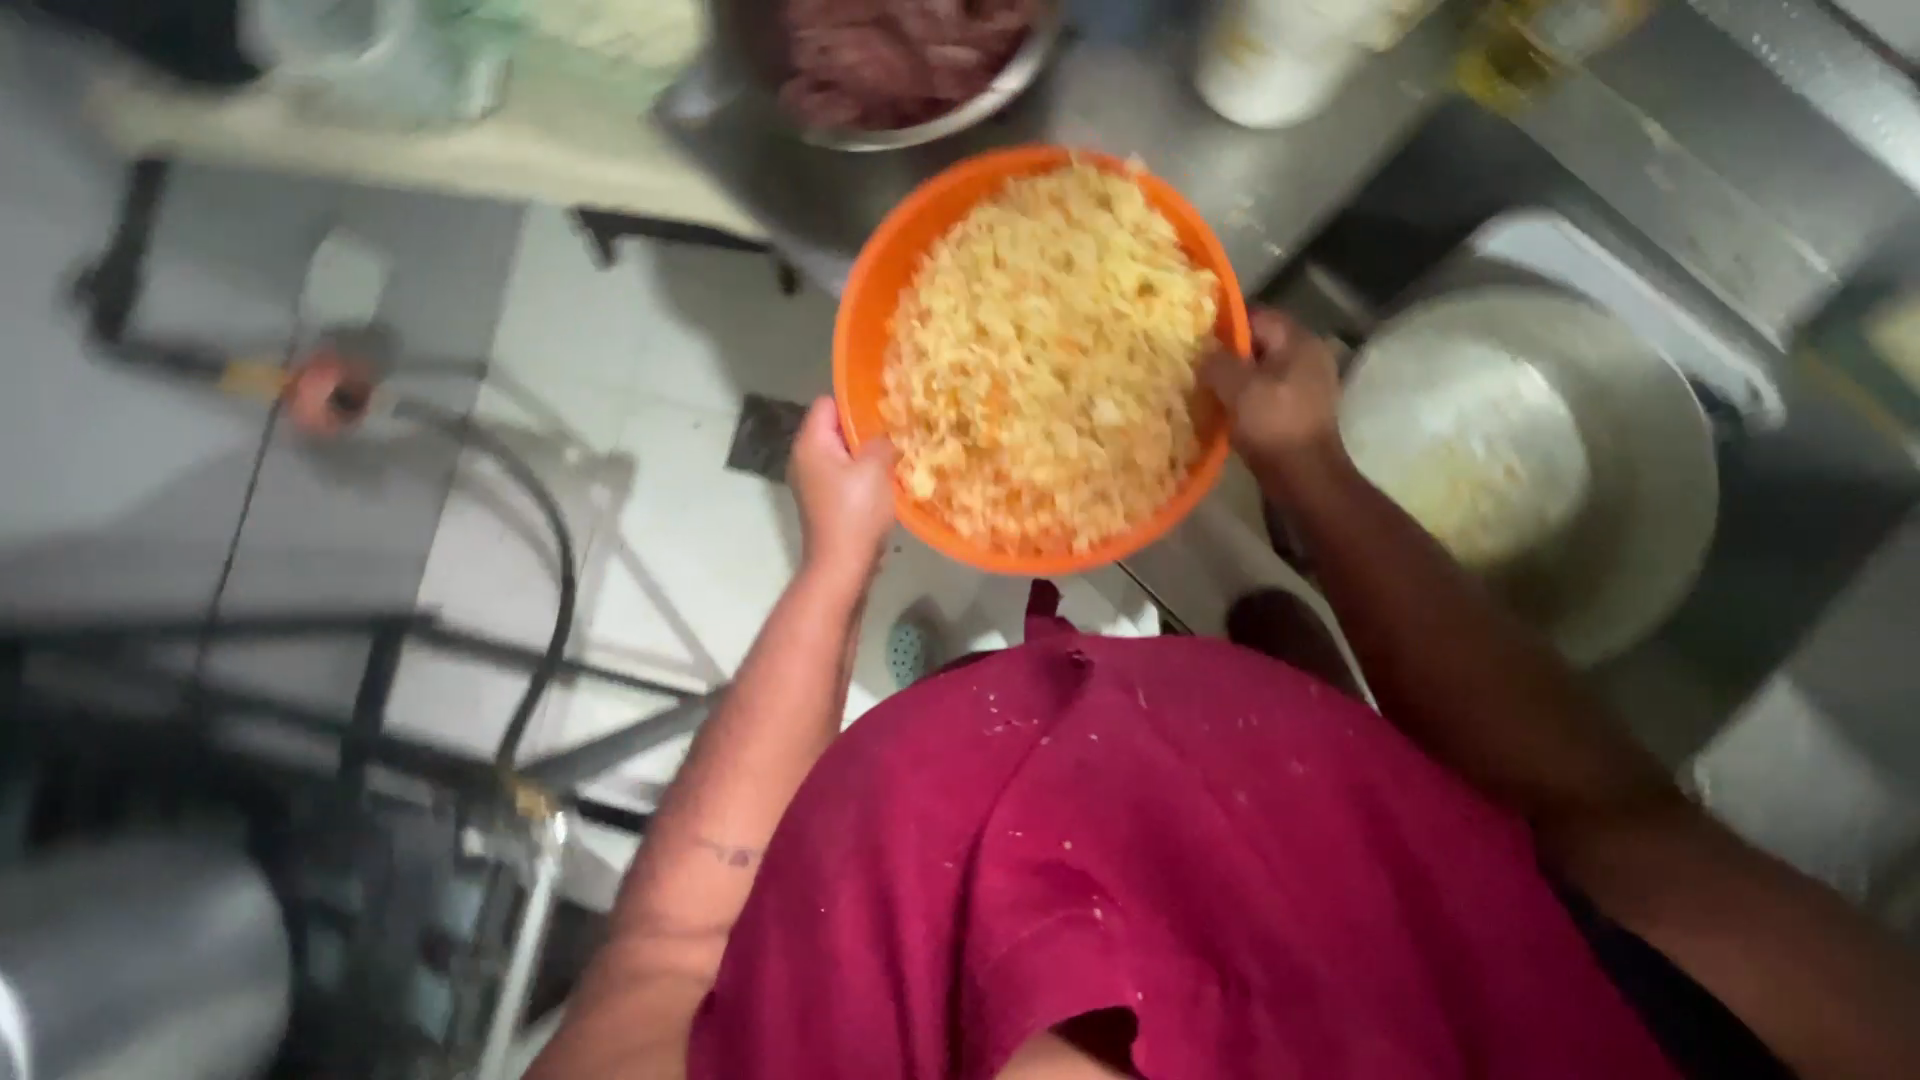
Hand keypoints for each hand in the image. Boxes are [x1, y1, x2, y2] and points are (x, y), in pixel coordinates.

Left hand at [789, 397, 898, 587]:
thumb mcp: (875, 468)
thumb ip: (881, 441)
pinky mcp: (823, 501)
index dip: (855, 402)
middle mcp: (804, 458)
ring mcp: (812, 482)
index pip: (828, 404)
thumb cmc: (855, 512)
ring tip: (895, 455)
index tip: (885, 408)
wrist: (841, 566)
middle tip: (896, 430)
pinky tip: (885, 481)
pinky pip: (844, 476)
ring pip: (842, 454)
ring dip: (866, 455)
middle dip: (865, 429)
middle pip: (835, 428)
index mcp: (810, 443)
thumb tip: (885, 435)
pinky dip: (862, 475)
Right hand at [1202, 307, 1344, 477]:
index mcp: (1299, 341)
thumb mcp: (1238, 388)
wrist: (1303, 476)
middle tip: (1196, 365)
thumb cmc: (1273, 425)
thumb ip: (1217, 362)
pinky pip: (1266, 392)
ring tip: (1206, 389)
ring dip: (1235, 379)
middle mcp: (1308, 356)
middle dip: (1227, 353)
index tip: (1195, 339)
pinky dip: (1245, 398)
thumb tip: (1205, 354)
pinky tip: (1225, 410)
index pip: (1257, 315)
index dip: (1224, 324)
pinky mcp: (1299, 409)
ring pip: (1261, 370)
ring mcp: (1307, 384)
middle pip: (1259, 343)